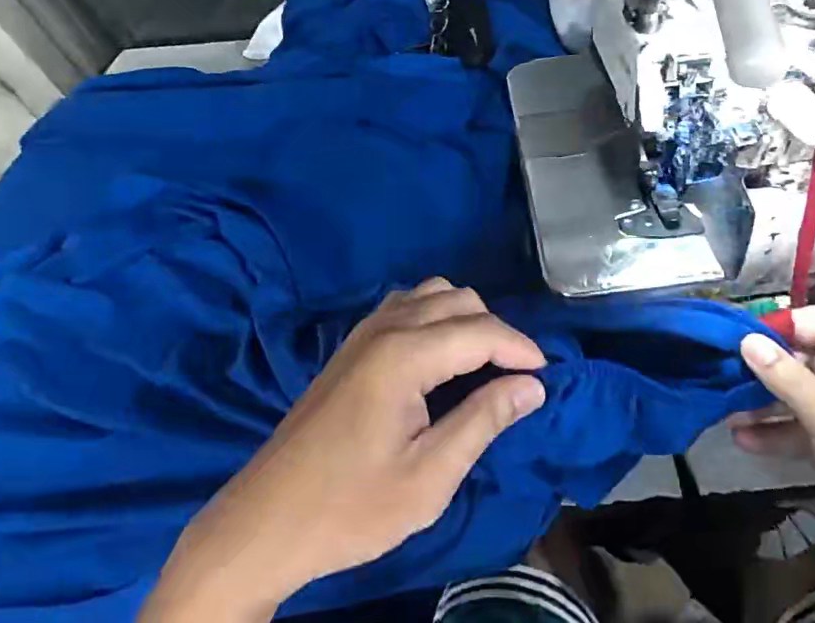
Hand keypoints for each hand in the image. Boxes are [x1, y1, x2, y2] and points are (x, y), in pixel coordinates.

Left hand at [139, 279, 546, 621]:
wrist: (267, 519)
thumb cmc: (352, 506)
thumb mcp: (429, 477)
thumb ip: (483, 421)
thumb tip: (532, 385)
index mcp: (404, 354)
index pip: (480, 330)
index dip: (521, 348)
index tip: (546, 377)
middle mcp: (384, 327)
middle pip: (459, 300)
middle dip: (496, 330)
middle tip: (517, 377)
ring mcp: (363, 332)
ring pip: (431, 294)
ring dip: (465, 318)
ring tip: (484, 365)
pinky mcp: (351, 345)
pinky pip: (405, 306)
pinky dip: (436, 318)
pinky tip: (440, 358)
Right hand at [735, 307, 814, 622]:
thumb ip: (800, 393)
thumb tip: (746, 341)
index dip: (786, 327)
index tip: (738, 338)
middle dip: (769, 368)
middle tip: (720, 373)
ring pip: (808, 400)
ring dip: (768, 405)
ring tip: (723, 409)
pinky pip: (812, 434)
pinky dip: (780, 436)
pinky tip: (744, 440)